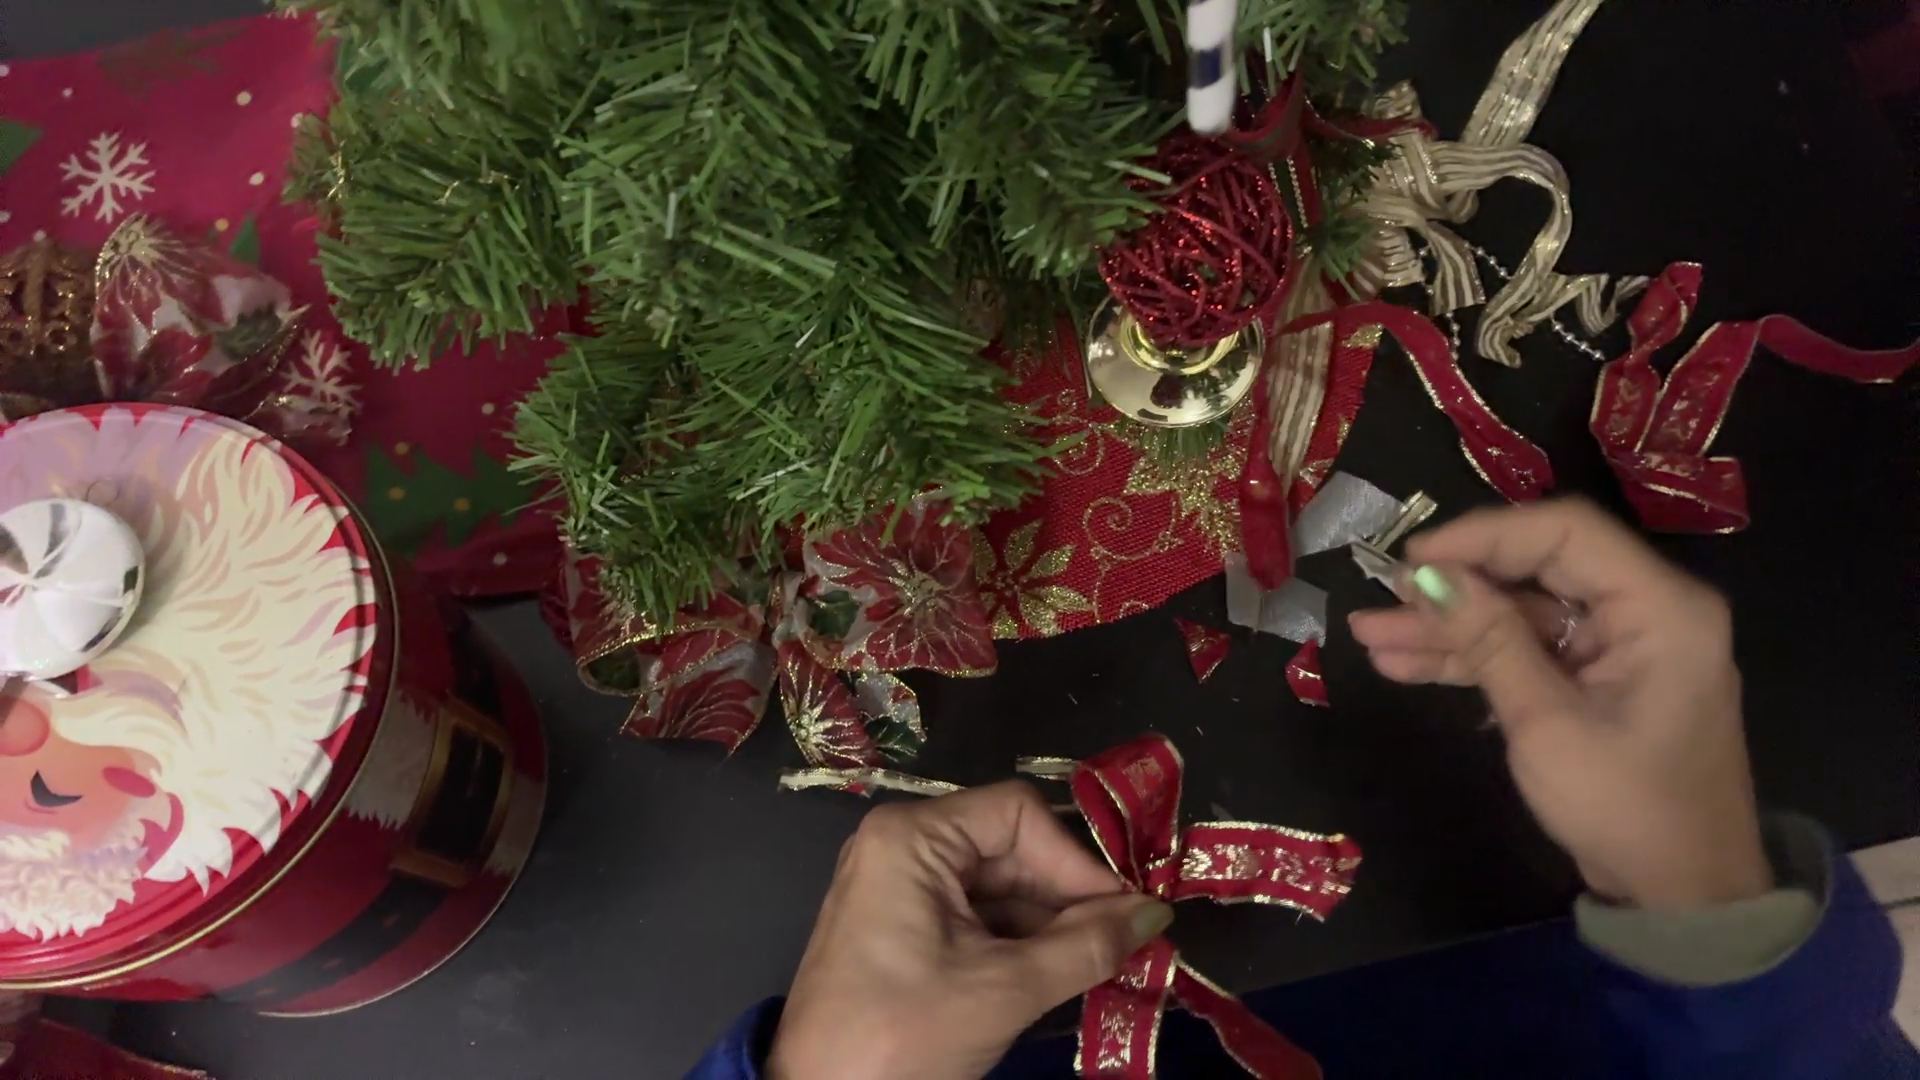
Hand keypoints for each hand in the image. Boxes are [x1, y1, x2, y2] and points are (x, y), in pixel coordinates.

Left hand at [767, 782, 1172, 1079]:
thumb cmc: (901, 1040)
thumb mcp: (1002, 991)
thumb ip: (1085, 946)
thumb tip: (1155, 913)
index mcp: (913, 835)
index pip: (1015, 813)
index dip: (1073, 857)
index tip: (1124, 908)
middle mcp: (905, 841)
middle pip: (1007, 844)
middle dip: (1064, 893)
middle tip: (1124, 938)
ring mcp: (901, 879)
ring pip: (996, 880)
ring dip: (1048, 918)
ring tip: (1102, 957)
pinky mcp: (904, 917)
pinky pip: (975, 909)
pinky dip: (1017, 935)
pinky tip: (1059, 965)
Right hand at [1347, 498, 1770, 910]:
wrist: (1677, 891)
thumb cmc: (1626, 805)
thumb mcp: (1545, 721)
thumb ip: (1489, 640)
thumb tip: (1426, 576)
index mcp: (1657, 610)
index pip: (1563, 533)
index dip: (1482, 535)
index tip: (1413, 559)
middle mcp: (1637, 612)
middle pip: (1528, 568)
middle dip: (1451, 583)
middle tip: (1383, 597)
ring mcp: (1607, 644)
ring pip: (1510, 609)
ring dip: (1441, 623)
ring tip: (1368, 634)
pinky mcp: (1583, 674)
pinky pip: (1513, 646)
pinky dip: (1460, 654)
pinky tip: (1398, 663)